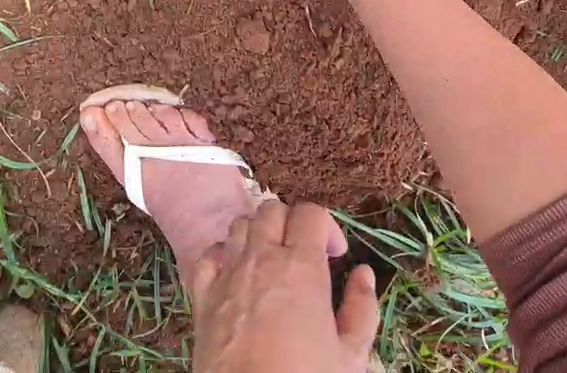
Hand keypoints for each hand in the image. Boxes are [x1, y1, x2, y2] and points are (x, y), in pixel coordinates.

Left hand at [192, 201, 379, 372]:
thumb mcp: (351, 356)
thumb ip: (362, 309)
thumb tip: (364, 273)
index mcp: (301, 266)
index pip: (310, 212)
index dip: (326, 226)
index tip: (335, 254)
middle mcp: (261, 258)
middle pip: (272, 210)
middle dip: (291, 223)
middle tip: (303, 253)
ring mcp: (227, 273)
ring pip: (239, 225)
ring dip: (257, 234)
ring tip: (270, 261)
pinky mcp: (202, 295)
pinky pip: (208, 255)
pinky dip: (222, 256)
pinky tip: (235, 275)